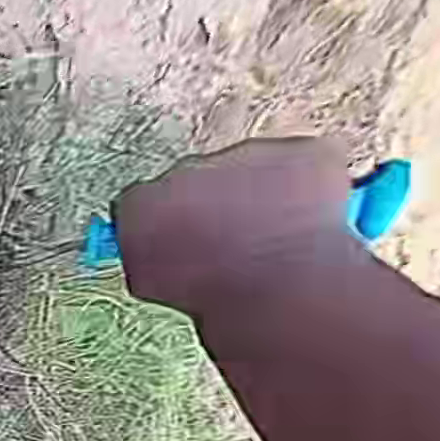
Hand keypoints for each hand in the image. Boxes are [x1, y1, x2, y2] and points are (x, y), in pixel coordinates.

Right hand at [114, 137, 356, 314]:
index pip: (139, 199)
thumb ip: (141, 252)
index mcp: (141, 202)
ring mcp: (244, 155)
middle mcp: (186, 170)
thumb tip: (147, 248)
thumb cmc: (210, 289)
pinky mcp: (299, 151)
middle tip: (219, 234)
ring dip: (250, 190)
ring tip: (262, 231)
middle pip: (190, 177)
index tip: (168, 230)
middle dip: (203, 200)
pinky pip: (300, 160)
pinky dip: (300, 182)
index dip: (156, 217)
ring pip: (245, 165)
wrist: (274, 284)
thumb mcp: (146, 283)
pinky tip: (296, 216)